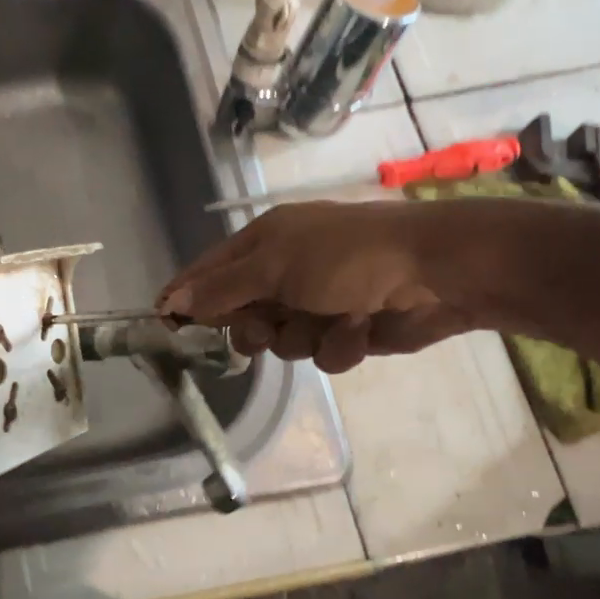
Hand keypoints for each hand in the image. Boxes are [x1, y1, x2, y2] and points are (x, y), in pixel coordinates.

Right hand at [157, 201, 475, 373]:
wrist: (435, 272)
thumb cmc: (346, 257)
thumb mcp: (274, 266)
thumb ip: (220, 288)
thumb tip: (170, 301)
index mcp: (263, 244)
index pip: (207, 273)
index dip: (185, 298)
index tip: (164, 325)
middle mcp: (284, 273)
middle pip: (240, 317)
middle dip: (255, 328)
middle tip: (268, 326)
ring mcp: (316, 303)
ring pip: (281, 342)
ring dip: (305, 337)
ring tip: (333, 318)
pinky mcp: (346, 330)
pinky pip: (321, 354)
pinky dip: (340, 345)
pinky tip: (361, 328)